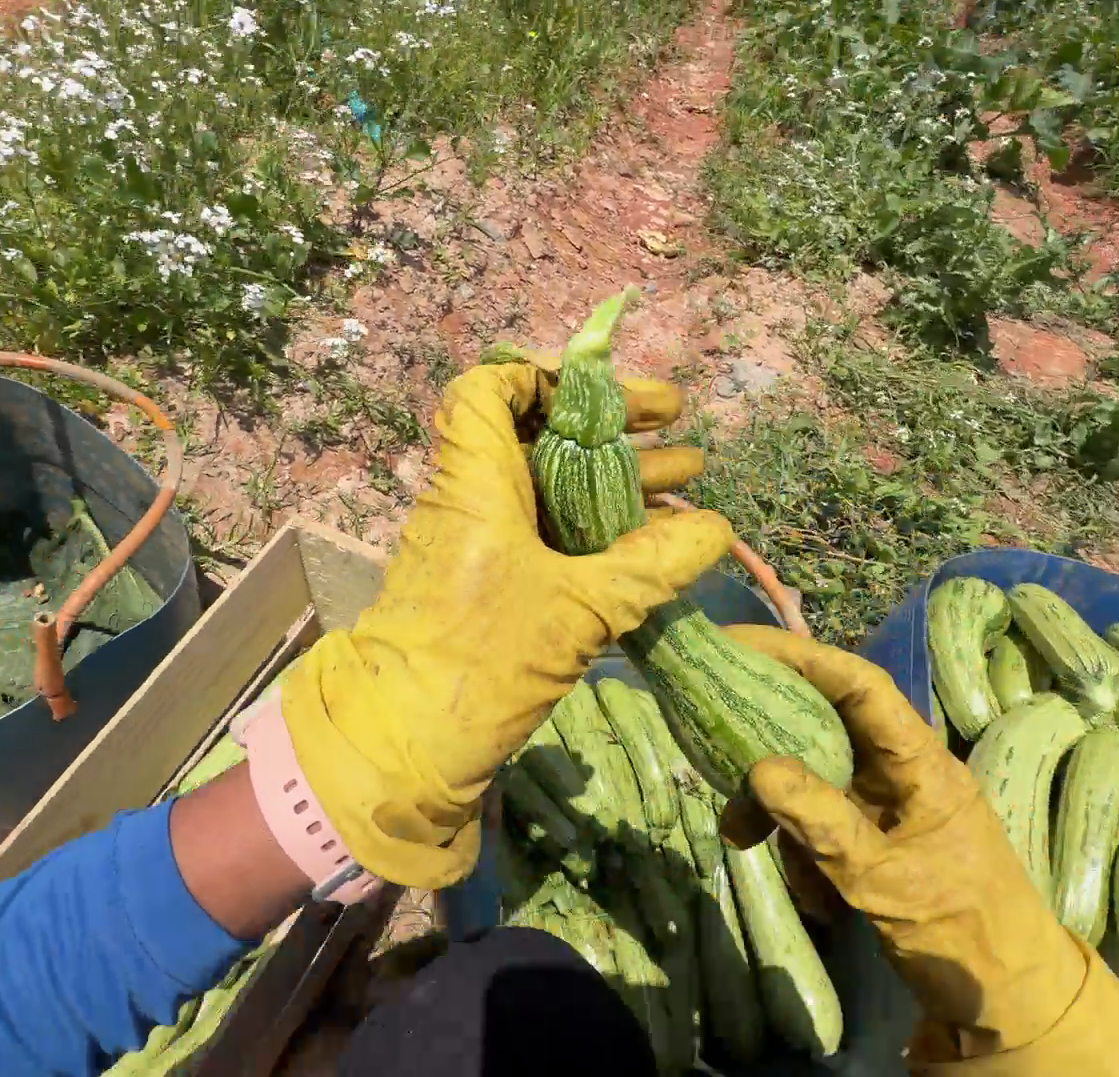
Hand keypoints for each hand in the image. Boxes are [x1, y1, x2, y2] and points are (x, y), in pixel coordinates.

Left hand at [281, 359, 732, 888]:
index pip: (486, 391)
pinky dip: (598, 528)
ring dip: (615, 478)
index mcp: (477, 482)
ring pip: (552, 486)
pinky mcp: (490, 581)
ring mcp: (481, 541)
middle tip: (675, 420)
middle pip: (539, 434)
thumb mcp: (581, 608)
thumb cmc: (481, 659)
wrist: (403, 742)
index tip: (603, 394)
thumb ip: (650, 564)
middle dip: (610, 426)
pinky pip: (549, 533)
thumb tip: (715, 528)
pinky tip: (657, 539)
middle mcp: (474, 499)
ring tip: (691, 474)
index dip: (541, 376)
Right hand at [717, 625, 1087, 1059]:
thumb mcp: (884, 879)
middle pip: (822, 720)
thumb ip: (823, 822)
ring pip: (810, 771)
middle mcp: (896, 767)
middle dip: (768, 725)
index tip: (747, 645)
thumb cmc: (962, 931)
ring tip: (739, 834)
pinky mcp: (867, 830)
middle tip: (714, 713)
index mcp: (918, 761)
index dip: (805, 656)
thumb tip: (758, 768)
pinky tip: (793, 880)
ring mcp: (880, 799)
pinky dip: (793, 839)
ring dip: (772, 802)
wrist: (1007, 999)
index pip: (861, 685)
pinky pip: (815, 814)